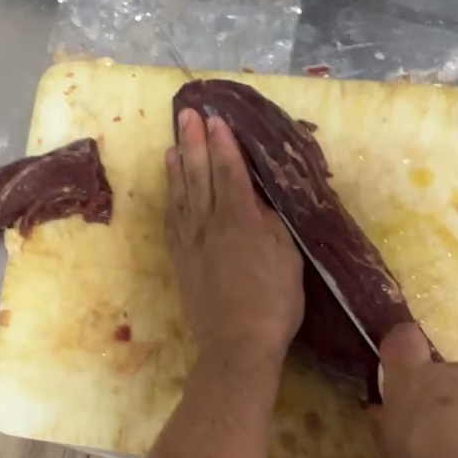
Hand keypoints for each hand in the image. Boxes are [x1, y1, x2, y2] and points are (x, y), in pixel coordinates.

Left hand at [166, 108, 303, 367]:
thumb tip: (257, 197)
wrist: (236, 344)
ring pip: (181, 195)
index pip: (229, 171)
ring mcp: (191, 243)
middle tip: (187, 113)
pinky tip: (170, 190)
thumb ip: (270, 222)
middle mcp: (210, 224)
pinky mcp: (181, 262)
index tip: (216, 118)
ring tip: (173, 143)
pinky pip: (172, 222)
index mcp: (240, 219)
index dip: (223, 143)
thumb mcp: (287, 258)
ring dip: (177, 167)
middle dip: (194, 141)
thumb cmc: (274, 303)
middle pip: (199, 175)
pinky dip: (170, 200)